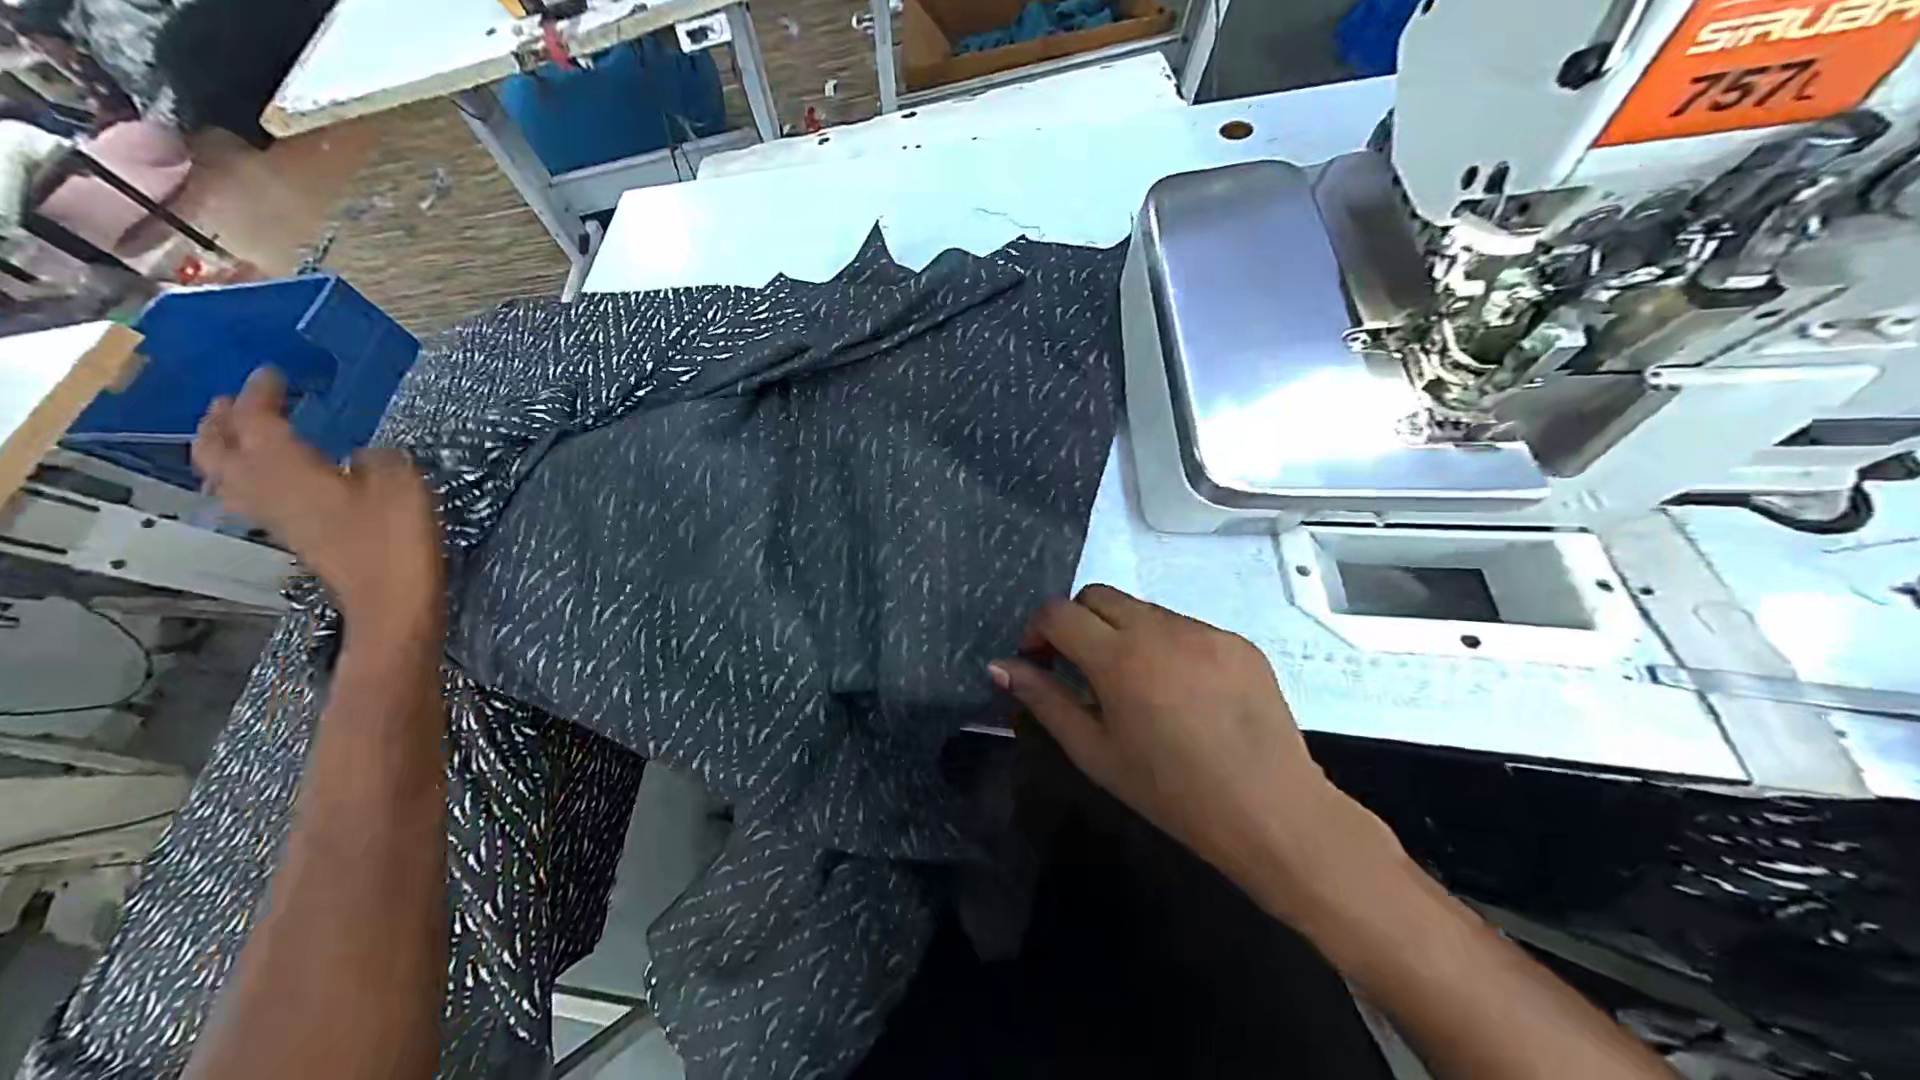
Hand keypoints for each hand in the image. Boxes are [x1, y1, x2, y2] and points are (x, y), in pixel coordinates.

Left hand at [192, 368, 443, 639]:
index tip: (275, 373)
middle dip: (221, 420)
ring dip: (221, 448)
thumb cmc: (395, 538)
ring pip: (223, 474)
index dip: (262, 394)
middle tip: (234, 401)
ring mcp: (274, 515)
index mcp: (287, 468)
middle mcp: (265, 488)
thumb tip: (362, 455)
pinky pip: (247, 495)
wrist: (391, 599)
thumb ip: (379, 458)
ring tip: (236, 434)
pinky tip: (268, 476)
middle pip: (218, 448)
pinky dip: (244, 475)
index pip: (257, 420)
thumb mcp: (401, 484)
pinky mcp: (291, 534)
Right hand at [990, 585, 1398, 923]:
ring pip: (1142, 609)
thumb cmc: (1171, 792)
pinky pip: (1184, 626)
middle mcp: (1161, 630)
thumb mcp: (1095, 752)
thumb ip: (1044, 700)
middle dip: (1076, 622)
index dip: (1037, 630)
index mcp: (1120, 659)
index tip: (1039, 660)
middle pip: (1097, 595)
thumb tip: (1000, 667)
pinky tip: (1181, 692)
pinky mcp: (1237, 641)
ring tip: (1135, 686)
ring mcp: (1204, 631)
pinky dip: (1165, 645)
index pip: (1059, 612)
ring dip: (1121, 633)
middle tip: (1080, 670)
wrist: (1272, 812)